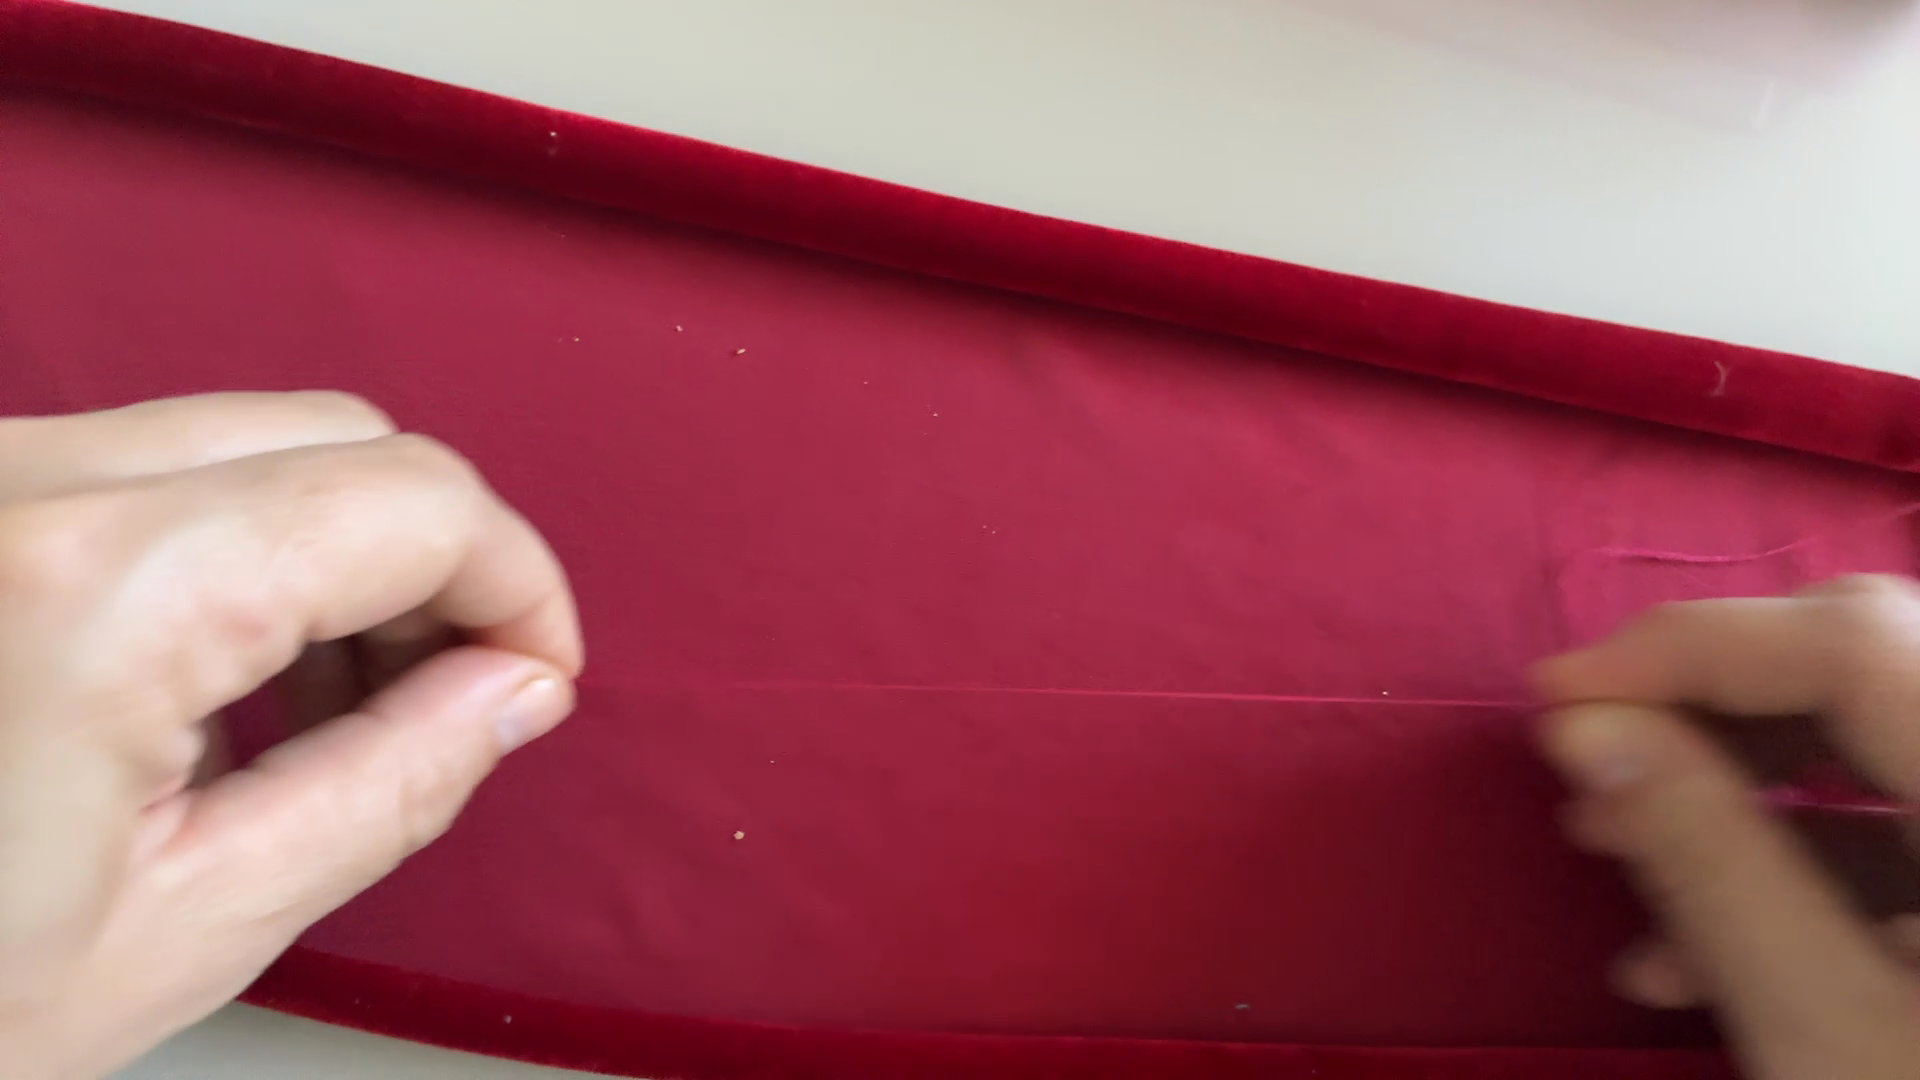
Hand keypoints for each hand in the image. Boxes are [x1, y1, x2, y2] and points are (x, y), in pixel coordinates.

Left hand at [0, 393, 582, 1078]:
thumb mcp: (172, 936)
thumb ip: (397, 784)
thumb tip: (524, 690)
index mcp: (90, 591)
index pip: (427, 504)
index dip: (524, 584)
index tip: (540, 672)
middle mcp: (3, 482)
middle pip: (359, 443)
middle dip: (451, 559)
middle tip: (457, 679)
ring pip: (276, 445)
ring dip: (367, 556)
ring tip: (344, 691)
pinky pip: (179, 473)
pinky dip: (274, 553)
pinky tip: (240, 669)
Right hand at [1537, 576, 1919, 1079]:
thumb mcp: (1836, 1038)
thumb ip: (1706, 860)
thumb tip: (1577, 725)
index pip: (1851, 644)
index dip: (1683, 645)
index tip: (1553, 693)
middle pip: (1865, 661)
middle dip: (1696, 700)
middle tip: (1588, 753)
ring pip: (1865, 733)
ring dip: (1719, 773)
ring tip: (1610, 841)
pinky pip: (1889, 820)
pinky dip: (1774, 848)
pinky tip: (1689, 934)